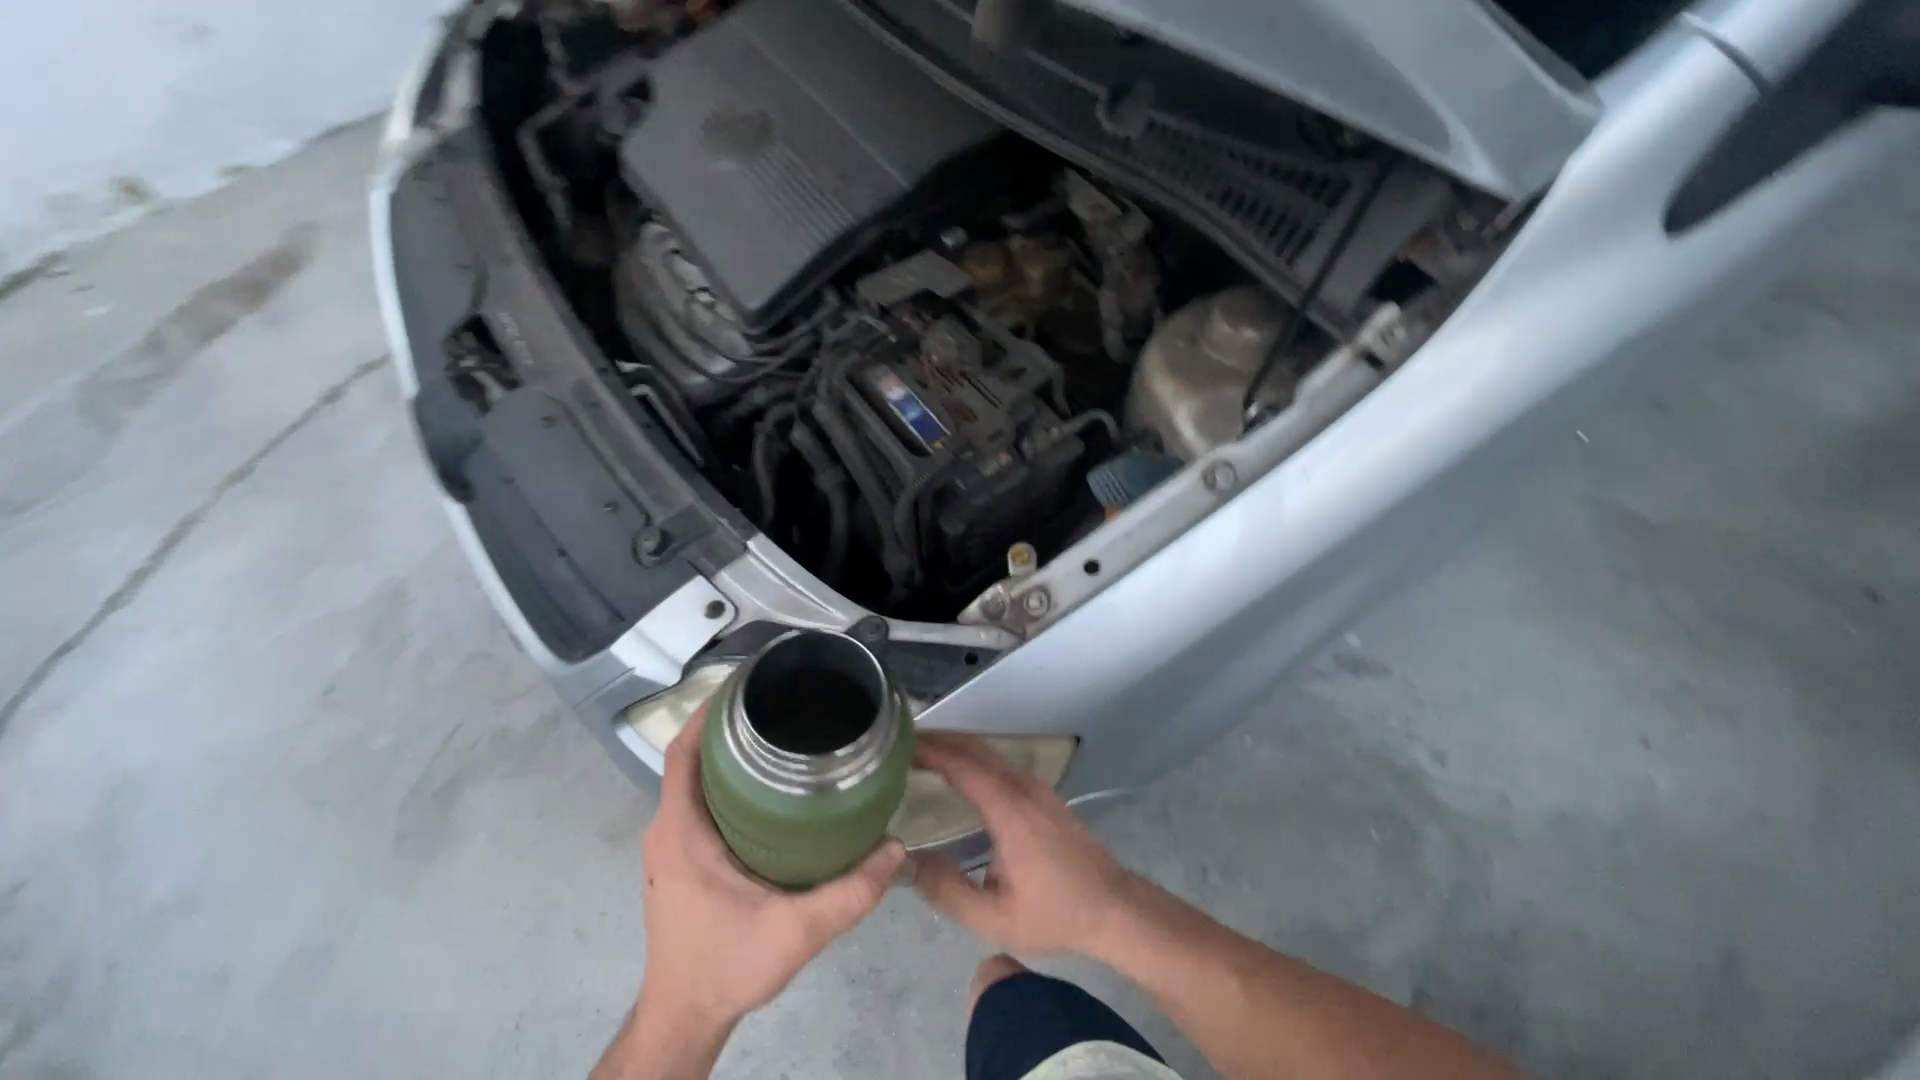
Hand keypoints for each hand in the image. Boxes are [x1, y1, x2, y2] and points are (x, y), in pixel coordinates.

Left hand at [637, 706, 905, 1028]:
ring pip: (697, 783)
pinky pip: (702, 805)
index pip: (682, 752)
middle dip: (731, 729)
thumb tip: (896, 847)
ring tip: (784, 740)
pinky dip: (729, 786)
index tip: (749, 688)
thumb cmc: (726, 967)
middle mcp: (668, 831)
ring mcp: (672, 848)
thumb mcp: (796, 932)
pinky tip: (773, 793)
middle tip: (784, 708)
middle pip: (692, 760)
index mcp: (681, 832)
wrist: (685, 1017)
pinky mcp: (683, 863)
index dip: (707, 713)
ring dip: (730, 758)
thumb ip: (851, 893)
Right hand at [909, 732, 1138, 954]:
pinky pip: (1002, 764)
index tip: (898, 746)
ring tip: (921, 754)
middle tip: (899, 744)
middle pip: (976, 748)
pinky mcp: (1045, 795)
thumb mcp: (993, 917)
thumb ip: (947, 890)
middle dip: (939, 740)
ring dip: (956, 747)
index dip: (930, 750)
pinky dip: (974, 758)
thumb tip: (908, 861)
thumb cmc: (1054, 914)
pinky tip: (959, 773)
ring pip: (991, 753)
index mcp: (1010, 811)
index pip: (963, 764)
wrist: (1113, 908)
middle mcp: (1024, 788)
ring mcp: (1038, 788)